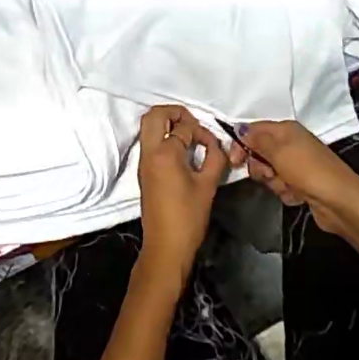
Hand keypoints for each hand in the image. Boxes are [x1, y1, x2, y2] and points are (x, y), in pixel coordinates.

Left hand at [136, 105, 232, 284]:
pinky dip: (162, 135)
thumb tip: (215, 145)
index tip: (212, 144)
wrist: (166, 246)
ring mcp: (143, 161)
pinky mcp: (143, 171)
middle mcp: (149, 152)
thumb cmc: (188, 218)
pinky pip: (148, 140)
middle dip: (174, 112)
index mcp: (164, 154)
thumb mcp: (208, 186)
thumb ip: (214, 159)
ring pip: (147, 126)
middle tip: (193, 123)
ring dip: (166, 122)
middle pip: (154, 115)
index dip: (201, 131)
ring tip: (188, 134)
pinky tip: (180, 148)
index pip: (183, 128)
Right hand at [234, 120, 358, 233]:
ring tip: (287, 187)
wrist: (340, 202)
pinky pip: (281, 186)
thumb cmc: (307, 170)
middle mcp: (290, 143)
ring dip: (273, 182)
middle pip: (259, 152)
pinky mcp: (301, 184)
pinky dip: (285, 192)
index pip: (253, 130)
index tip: (234, 161)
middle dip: (259, 166)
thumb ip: (256, 139)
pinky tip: (297, 196)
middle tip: (268, 174)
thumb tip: (239, 128)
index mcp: (285, 129)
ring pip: (268, 172)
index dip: (240, 143)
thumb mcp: (278, 151)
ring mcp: (296, 164)